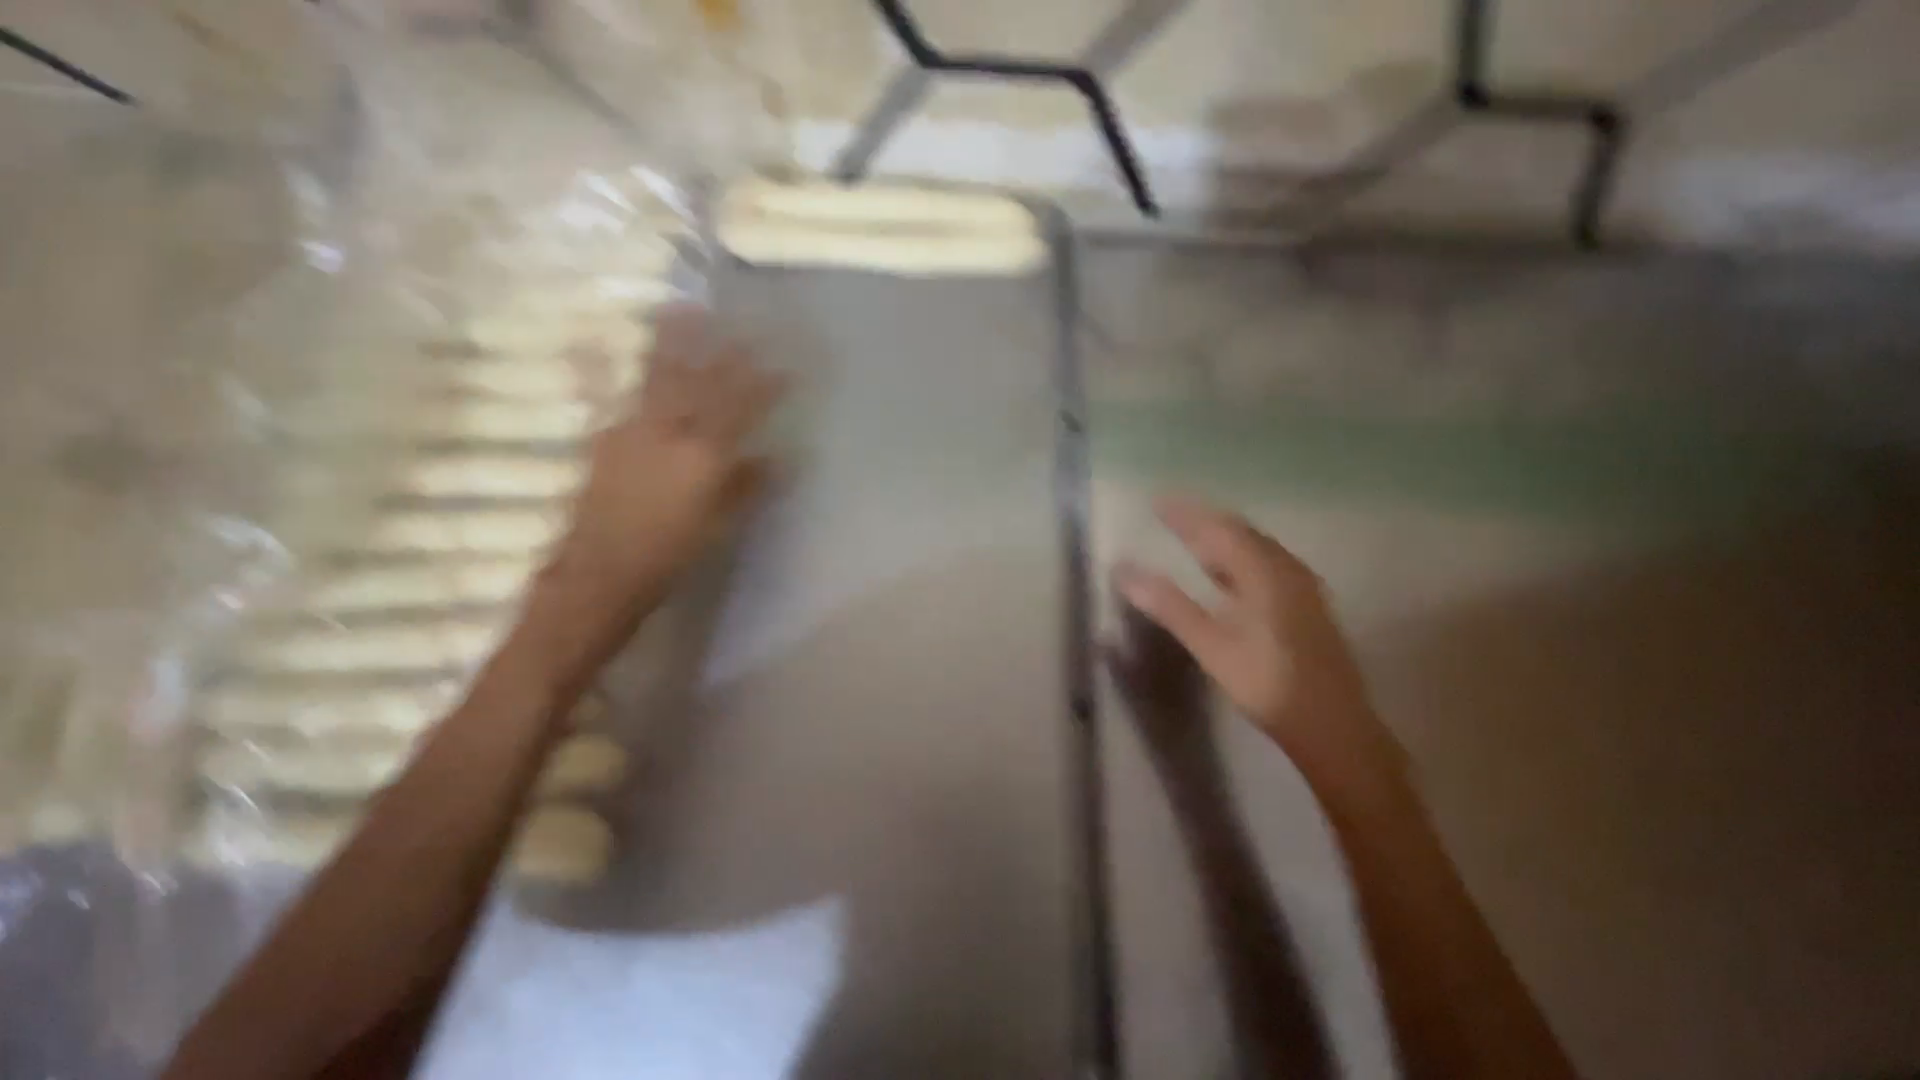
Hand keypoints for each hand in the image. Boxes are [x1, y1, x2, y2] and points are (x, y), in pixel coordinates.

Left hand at [545, 303, 785, 606]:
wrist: (600, 573)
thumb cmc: (669, 555)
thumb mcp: (718, 524)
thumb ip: (746, 486)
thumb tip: (776, 458)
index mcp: (705, 454)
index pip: (743, 405)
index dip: (766, 381)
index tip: (786, 363)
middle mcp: (669, 430)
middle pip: (702, 379)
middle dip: (723, 349)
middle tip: (738, 321)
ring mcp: (632, 428)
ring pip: (658, 375)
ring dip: (673, 341)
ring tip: (682, 308)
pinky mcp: (604, 437)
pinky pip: (615, 393)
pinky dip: (612, 367)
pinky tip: (602, 344)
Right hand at [1112, 494, 1406, 787]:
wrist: (1332, 725)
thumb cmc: (1266, 683)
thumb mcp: (1211, 645)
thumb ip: (1169, 605)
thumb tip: (1123, 569)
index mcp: (1263, 571)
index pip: (1219, 528)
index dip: (1187, 514)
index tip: (1157, 502)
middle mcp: (1287, 569)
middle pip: (1242, 534)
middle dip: (1206, 523)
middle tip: (1173, 517)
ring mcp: (1303, 588)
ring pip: (1259, 550)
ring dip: (1226, 541)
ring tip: (1195, 543)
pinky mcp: (1309, 608)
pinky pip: (1269, 566)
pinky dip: (1242, 561)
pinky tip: (1230, 578)